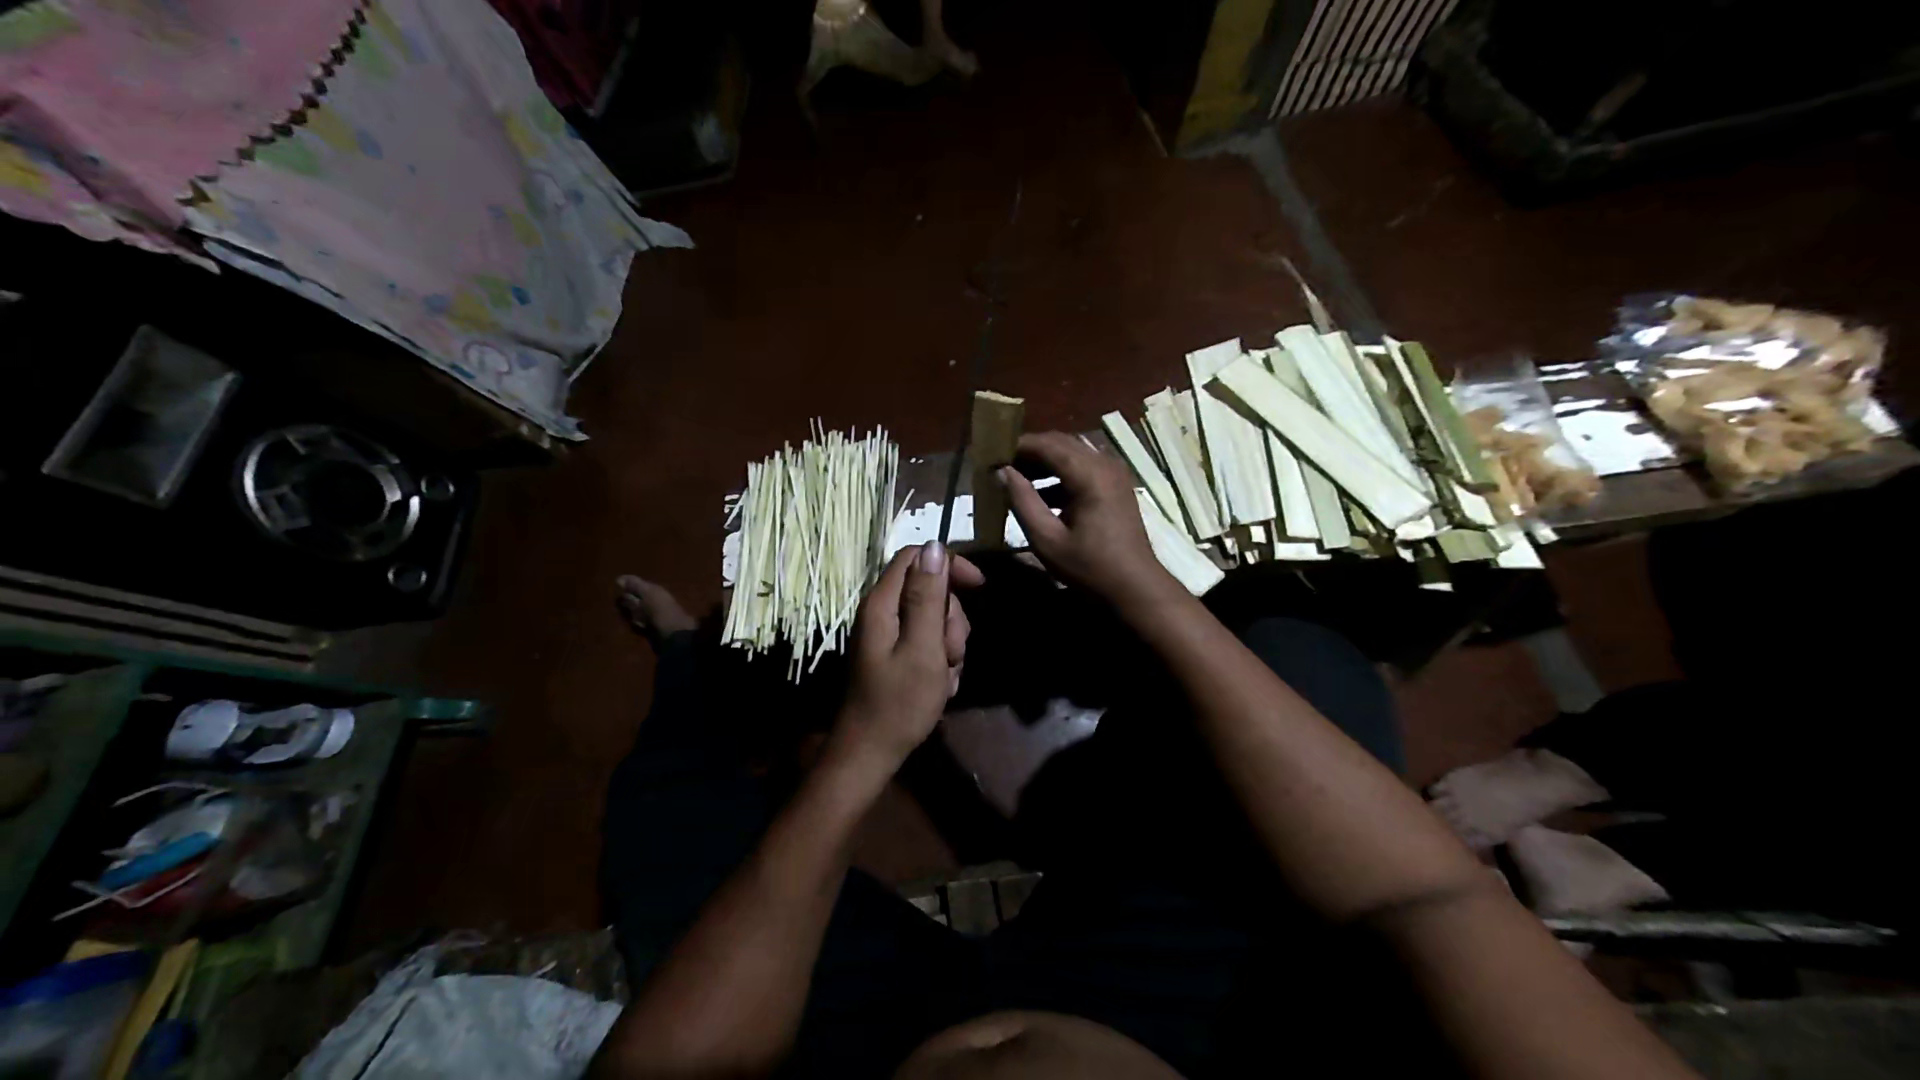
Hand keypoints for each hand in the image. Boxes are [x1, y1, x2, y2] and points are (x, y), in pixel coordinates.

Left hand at [833, 542, 982, 771]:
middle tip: (950, 652)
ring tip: (944, 676)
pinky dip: (940, 661)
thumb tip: (934, 546)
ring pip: (934, 619)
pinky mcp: (895, 654)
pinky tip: (940, 686)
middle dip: (951, 618)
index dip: (949, 565)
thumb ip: (928, 596)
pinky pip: (928, 643)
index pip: (916, 557)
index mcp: (882, 604)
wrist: (872, 753)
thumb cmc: (899, 703)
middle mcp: (882, 612)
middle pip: (929, 590)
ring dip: (949, 645)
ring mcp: (888, 635)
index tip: (978, 587)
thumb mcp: (922, 647)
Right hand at [1000, 432, 1173, 605]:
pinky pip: (1083, 467)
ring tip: (1014, 478)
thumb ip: (1022, 501)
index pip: (1046, 444)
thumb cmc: (1089, 567)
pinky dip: (1059, 474)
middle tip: (999, 465)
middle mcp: (1104, 463)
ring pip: (1071, 453)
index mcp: (1089, 474)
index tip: (990, 455)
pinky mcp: (1115, 485)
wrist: (1135, 587)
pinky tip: (1039, 494)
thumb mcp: (1047, 539)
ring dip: (1043, 461)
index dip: (1016, 446)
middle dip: (1028, 451)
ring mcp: (1114, 472)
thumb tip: (1001, 472)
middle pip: (1060, 443)